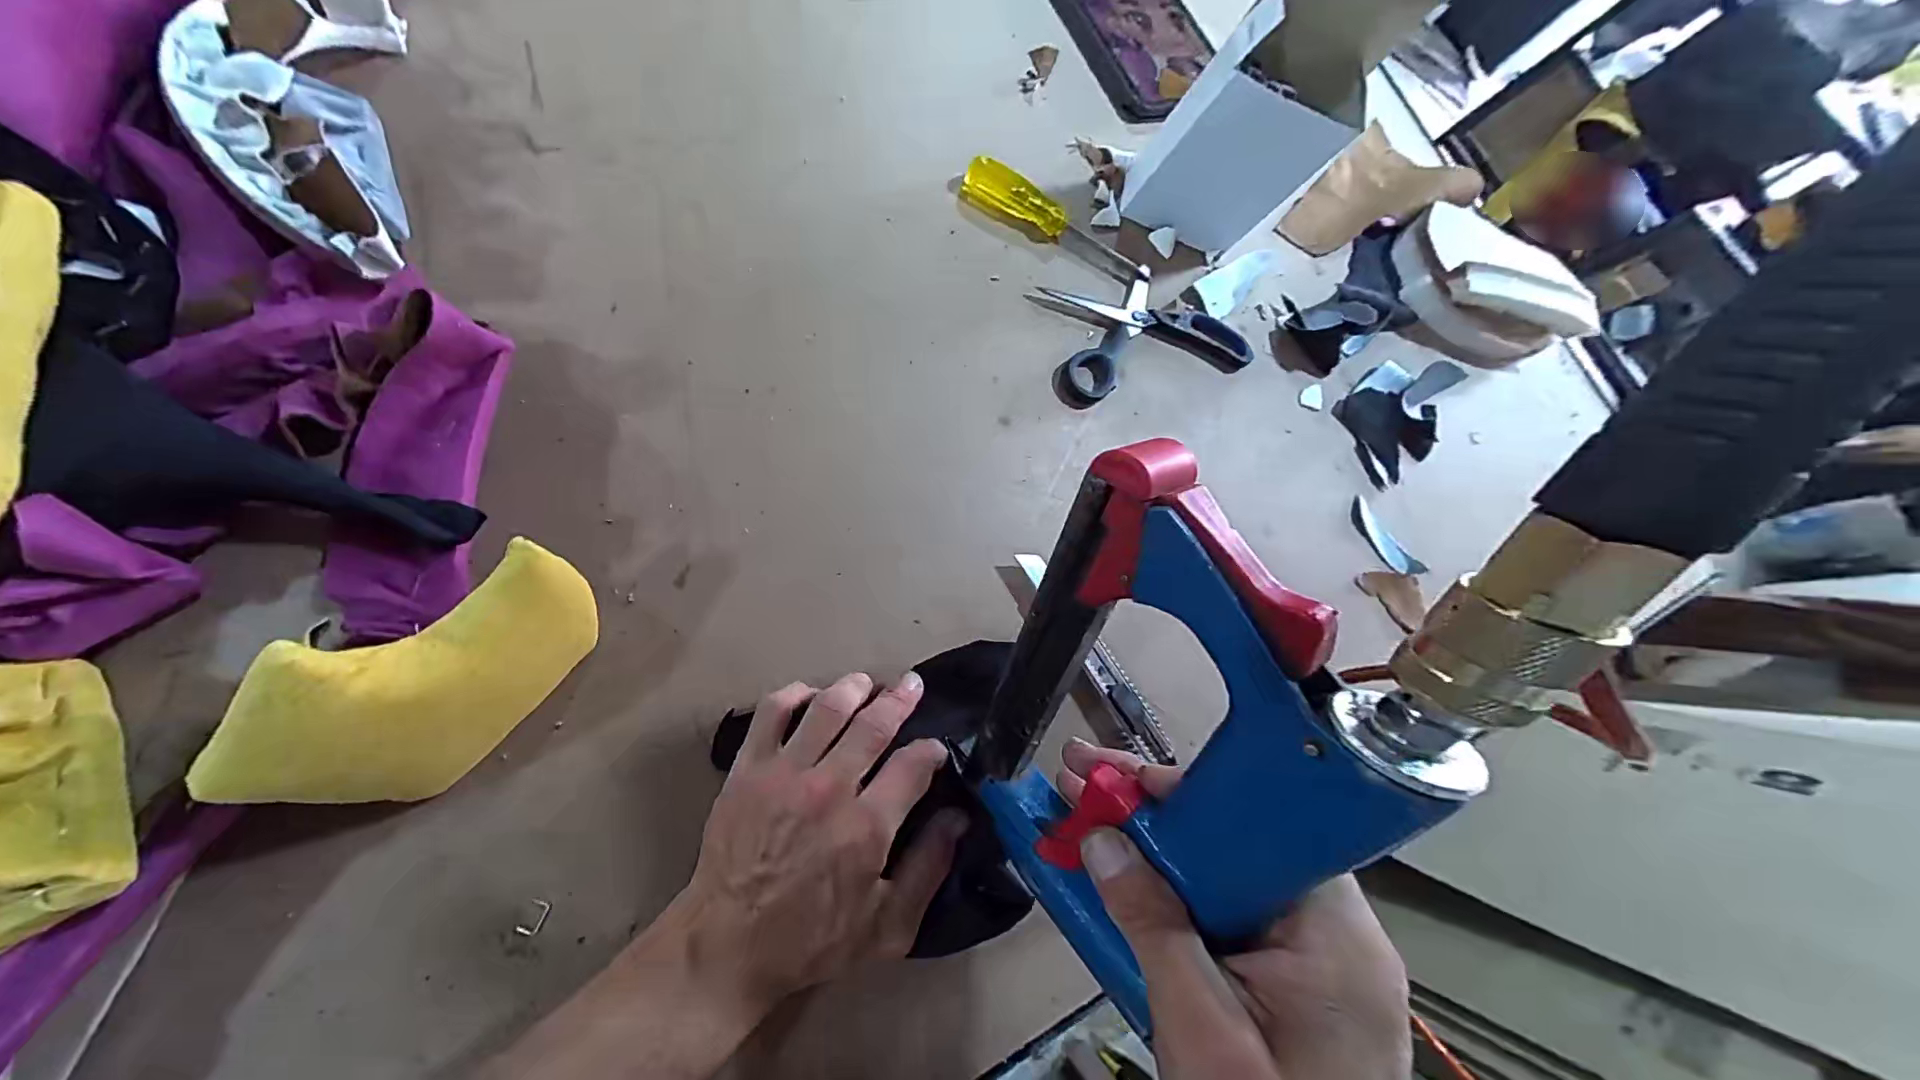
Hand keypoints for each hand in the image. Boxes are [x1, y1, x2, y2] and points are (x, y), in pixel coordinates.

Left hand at [677, 673, 967, 1009]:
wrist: (727, 946)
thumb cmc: (812, 940)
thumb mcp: (887, 927)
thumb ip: (929, 868)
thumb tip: (958, 818)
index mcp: (867, 827)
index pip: (913, 765)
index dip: (932, 750)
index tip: (936, 749)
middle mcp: (829, 789)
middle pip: (874, 723)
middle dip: (901, 699)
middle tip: (912, 685)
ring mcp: (784, 773)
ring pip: (828, 707)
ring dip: (854, 687)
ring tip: (868, 683)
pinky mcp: (748, 769)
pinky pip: (772, 712)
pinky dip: (795, 694)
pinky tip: (810, 696)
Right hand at [1058, 739, 1411, 1079]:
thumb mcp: (1200, 1028)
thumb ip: (1151, 926)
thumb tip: (1100, 839)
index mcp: (1335, 935)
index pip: (1257, 825)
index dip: (1184, 794)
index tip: (1120, 775)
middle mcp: (1336, 932)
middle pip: (1235, 841)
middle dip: (1152, 811)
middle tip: (1085, 780)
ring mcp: (1317, 957)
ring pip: (1225, 873)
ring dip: (1155, 848)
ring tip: (1090, 817)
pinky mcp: (1295, 979)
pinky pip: (1227, 910)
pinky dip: (1172, 890)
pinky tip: (1124, 875)